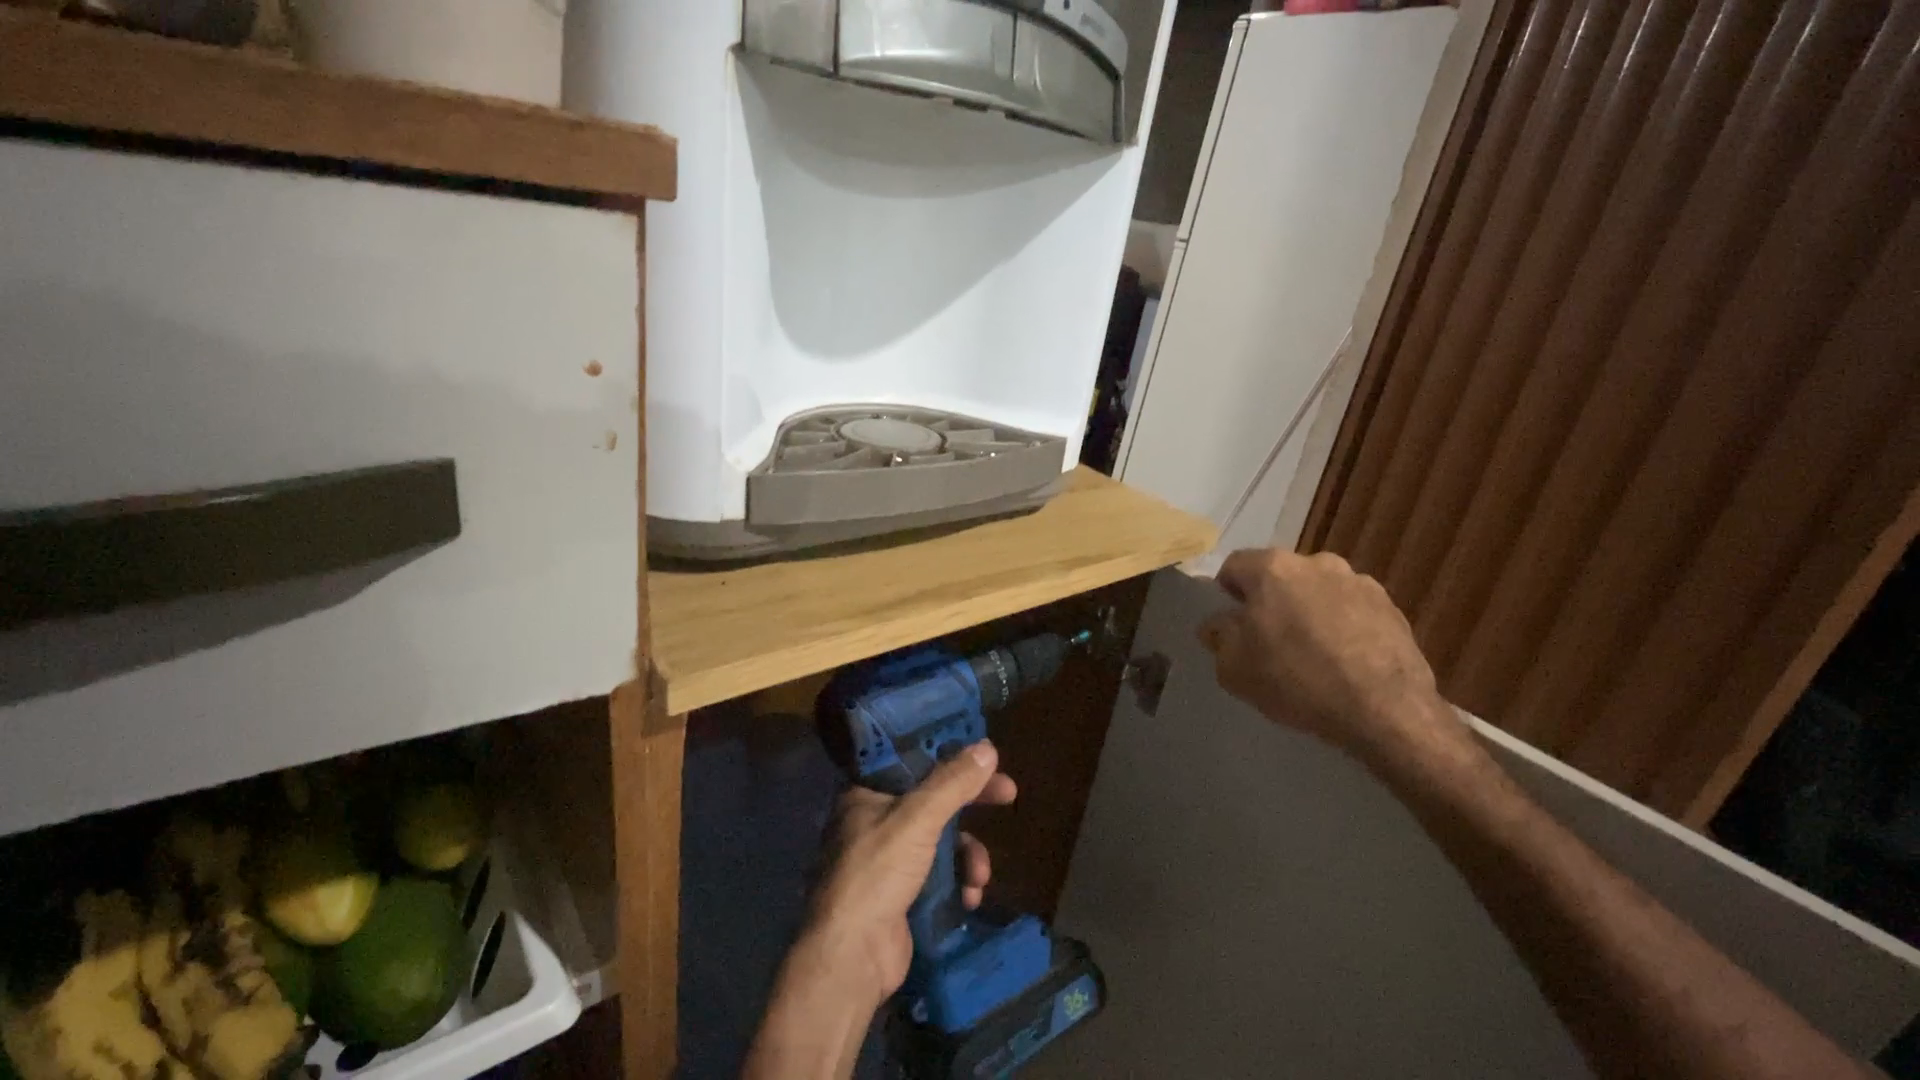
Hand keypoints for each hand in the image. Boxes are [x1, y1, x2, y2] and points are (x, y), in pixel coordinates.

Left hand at [799, 741, 1016, 1005]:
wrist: (851, 956)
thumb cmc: (877, 873)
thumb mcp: (917, 819)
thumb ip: (953, 783)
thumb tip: (987, 747)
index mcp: (865, 795)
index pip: (911, 761)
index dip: (949, 756)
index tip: (984, 757)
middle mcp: (873, 822)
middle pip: (932, 801)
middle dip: (971, 803)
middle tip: (1009, 794)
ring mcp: (887, 862)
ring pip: (941, 842)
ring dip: (968, 855)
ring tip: (979, 877)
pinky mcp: (901, 895)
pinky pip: (940, 876)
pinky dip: (958, 883)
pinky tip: (969, 899)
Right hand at [1198, 549, 1457, 764]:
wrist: (1384, 709)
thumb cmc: (1296, 680)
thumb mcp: (1234, 668)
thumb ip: (1219, 637)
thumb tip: (1217, 624)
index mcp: (1272, 568)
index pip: (1234, 566)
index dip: (1226, 595)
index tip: (1231, 625)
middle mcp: (1316, 563)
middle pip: (1280, 577)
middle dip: (1272, 602)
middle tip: (1270, 642)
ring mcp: (1359, 582)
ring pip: (1319, 592)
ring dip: (1310, 613)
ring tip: (1313, 656)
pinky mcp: (1391, 607)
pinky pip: (1353, 611)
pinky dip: (1344, 628)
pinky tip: (1345, 663)